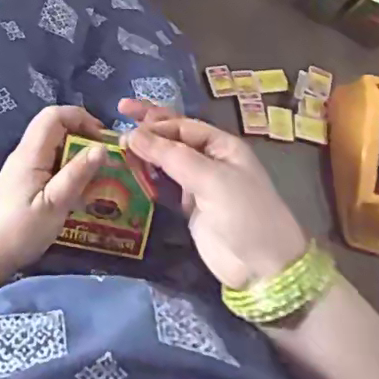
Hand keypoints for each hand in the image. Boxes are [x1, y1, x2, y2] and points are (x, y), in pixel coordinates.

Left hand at [0, 106, 111, 278]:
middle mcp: (27, 153)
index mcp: (31, 152)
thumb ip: (77, 174)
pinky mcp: (26, 181)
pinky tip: (84, 189)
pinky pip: (52, 163)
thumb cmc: (20, 229)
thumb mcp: (54, 204)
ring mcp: (25, 167)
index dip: (81, 118)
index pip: (55, 115)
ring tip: (101, 174)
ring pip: (56, 146)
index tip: (104, 138)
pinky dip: (70, 169)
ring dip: (79, 154)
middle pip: (57, 127)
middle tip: (107, 158)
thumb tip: (102, 148)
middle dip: (85, 136)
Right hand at [119, 99, 308, 289]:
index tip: (126, 123)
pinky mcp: (189, 206)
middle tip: (119, 111)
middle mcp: (210, 160)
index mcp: (222, 146)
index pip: (182, 126)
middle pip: (174, 137)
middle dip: (148, 125)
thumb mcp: (210, 178)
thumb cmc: (243, 213)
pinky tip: (129, 169)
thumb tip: (131, 134)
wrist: (261, 266)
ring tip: (118, 143)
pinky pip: (164, 183)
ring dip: (144, 150)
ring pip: (166, 159)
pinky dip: (146, 175)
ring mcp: (199, 184)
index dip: (155, 123)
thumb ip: (170, 156)